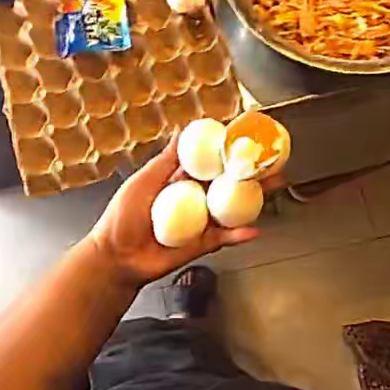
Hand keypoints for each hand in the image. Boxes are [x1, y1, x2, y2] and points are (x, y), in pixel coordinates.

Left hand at [84, 132, 263, 286]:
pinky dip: (239, 235)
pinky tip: (253, 229)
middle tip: (270, 162)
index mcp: (180, 182)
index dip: (227, 153)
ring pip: (233, 208)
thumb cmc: (121, 218)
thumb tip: (180, 133)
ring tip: (273, 187)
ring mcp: (201, 222)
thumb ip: (165, 160)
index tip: (246, 140)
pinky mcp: (202, 244)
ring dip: (255, 199)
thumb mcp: (143, 181)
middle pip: (228, 184)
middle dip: (251, 173)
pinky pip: (225, 237)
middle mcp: (195, 200)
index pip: (209, 164)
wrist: (116, 256)